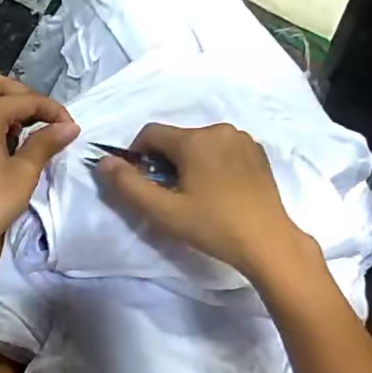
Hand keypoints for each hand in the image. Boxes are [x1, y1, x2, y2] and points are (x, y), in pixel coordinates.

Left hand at [0, 73, 78, 259]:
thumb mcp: (24, 172)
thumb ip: (46, 142)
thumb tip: (69, 126)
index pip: (25, 100)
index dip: (52, 110)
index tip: (71, 128)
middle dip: (23, 96)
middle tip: (43, 119)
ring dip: (5, 106)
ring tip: (26, 131)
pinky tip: (5, 143)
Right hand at [93, 122, 314, 277]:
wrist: (268, 242)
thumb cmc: (213, 226)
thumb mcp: (164, 211)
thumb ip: (128, 185)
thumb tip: (103, 162)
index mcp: (196, 139)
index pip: (150, 133)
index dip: (137, 155)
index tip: (141, 182)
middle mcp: (220, 129)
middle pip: (176, 138)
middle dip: (165, 161)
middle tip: (169, 195)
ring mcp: (242, 139)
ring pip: (200, 143)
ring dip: (188, 162)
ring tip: (195, 195)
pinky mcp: (257, 153)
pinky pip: (222, 149)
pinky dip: (212, 163)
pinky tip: (218, 191)